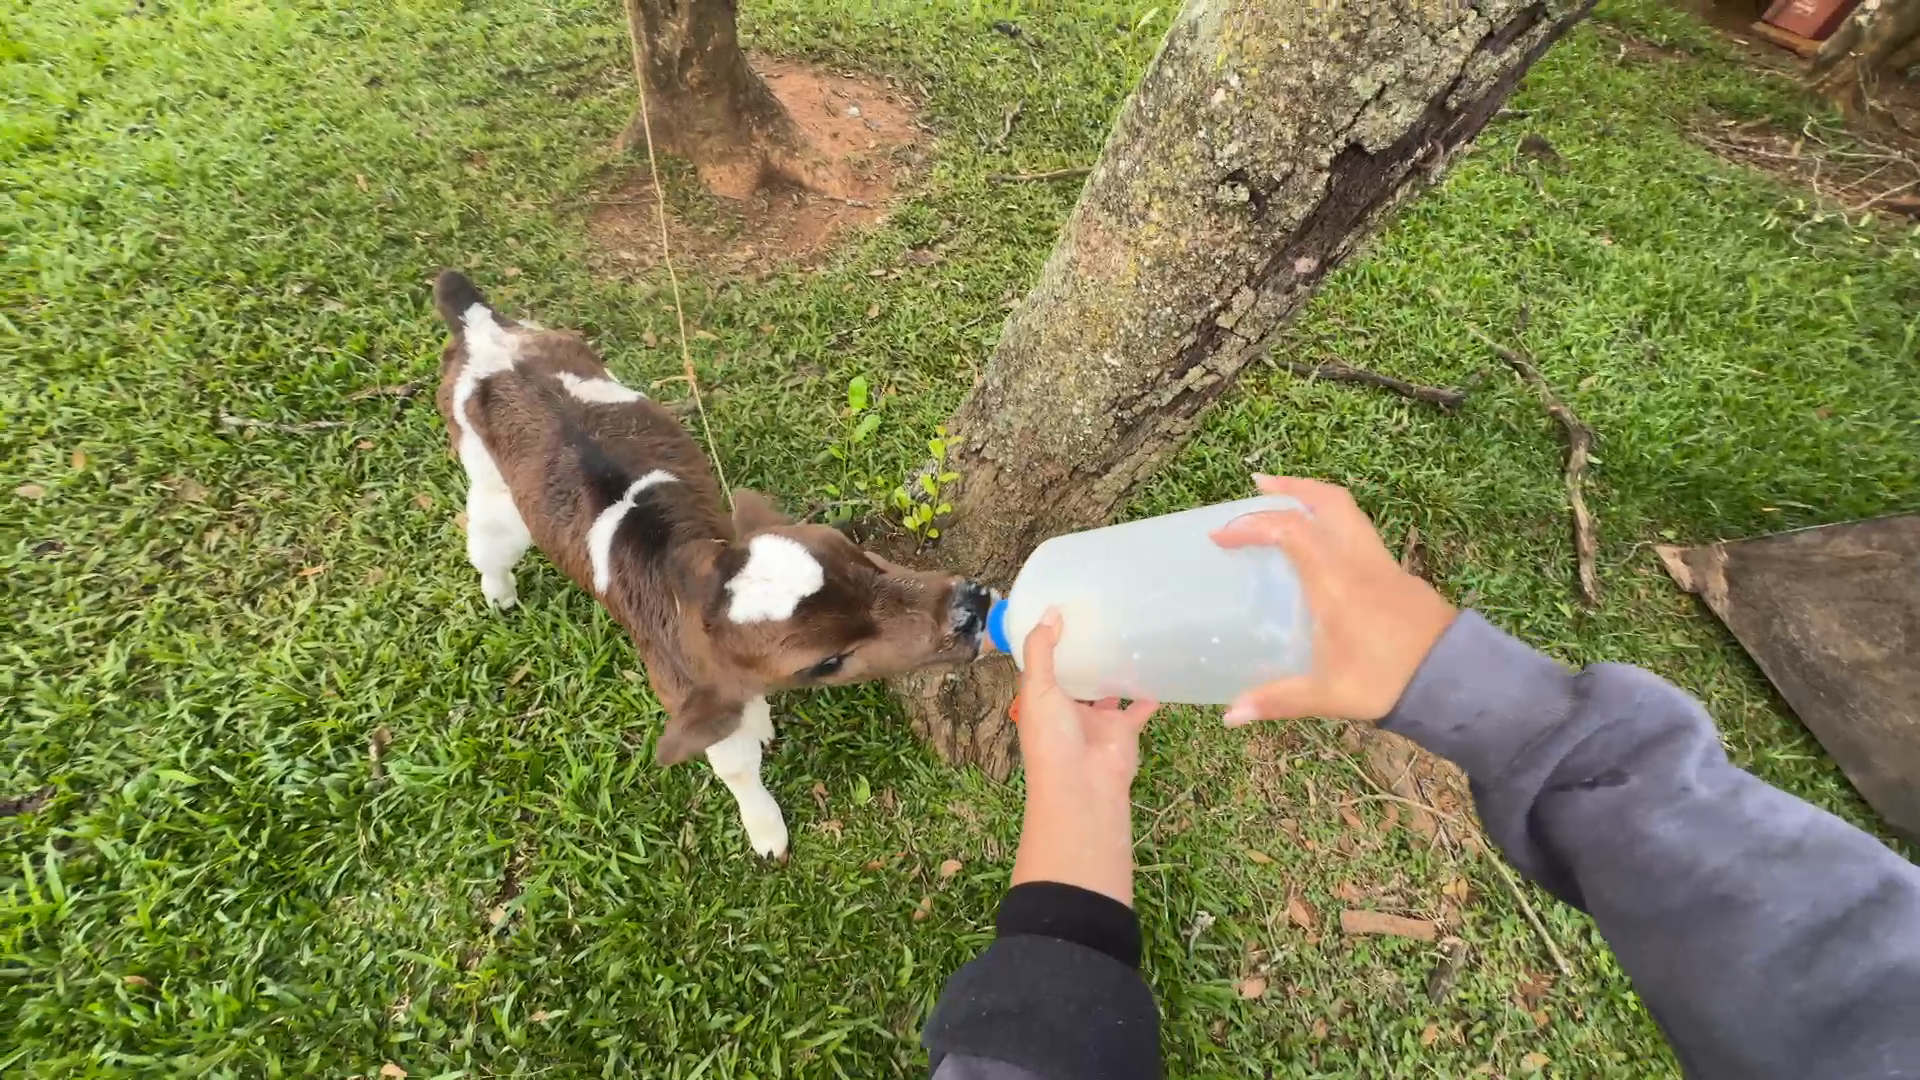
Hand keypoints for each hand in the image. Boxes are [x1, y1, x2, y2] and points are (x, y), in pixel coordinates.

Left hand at [1009, 609, 1156, 905]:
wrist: (1083, 787)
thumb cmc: (1052, 737)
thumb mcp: (1038, 688)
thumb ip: (1042, 650)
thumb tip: (1051, 611)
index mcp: (1041, 698)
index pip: (1044, 664)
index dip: (1050, 640)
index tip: (1063, 608)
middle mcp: (1068, 708)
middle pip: (1078, 674)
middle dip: (1086, 652)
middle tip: (1101, 615)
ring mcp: (1097, 720)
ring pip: (1108, 688)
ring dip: (1116, 669)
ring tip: (1129, 635)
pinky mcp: (1123, 729)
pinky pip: (1138, 707)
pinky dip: (1148, 692)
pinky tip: (1159, 667)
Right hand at [1210, 475, 1455, 724]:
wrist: (1461, 684)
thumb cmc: (1389, 682)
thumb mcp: (1329, 695)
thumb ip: (1277, 700)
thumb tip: (1228, 716)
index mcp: (1336, 582)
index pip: (1290, 531)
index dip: (1251, 525)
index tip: (1220, 536)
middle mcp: (1359, 561)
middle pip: (1328, 502)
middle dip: (1289, 487)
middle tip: (1257, 486)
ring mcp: (1383, 563)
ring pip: (1348, 512)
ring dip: (1312, 499)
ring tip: (1284, 502)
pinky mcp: (1397, 573)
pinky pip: (1358, 532)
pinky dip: (1331, 524)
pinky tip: (1318, 547)